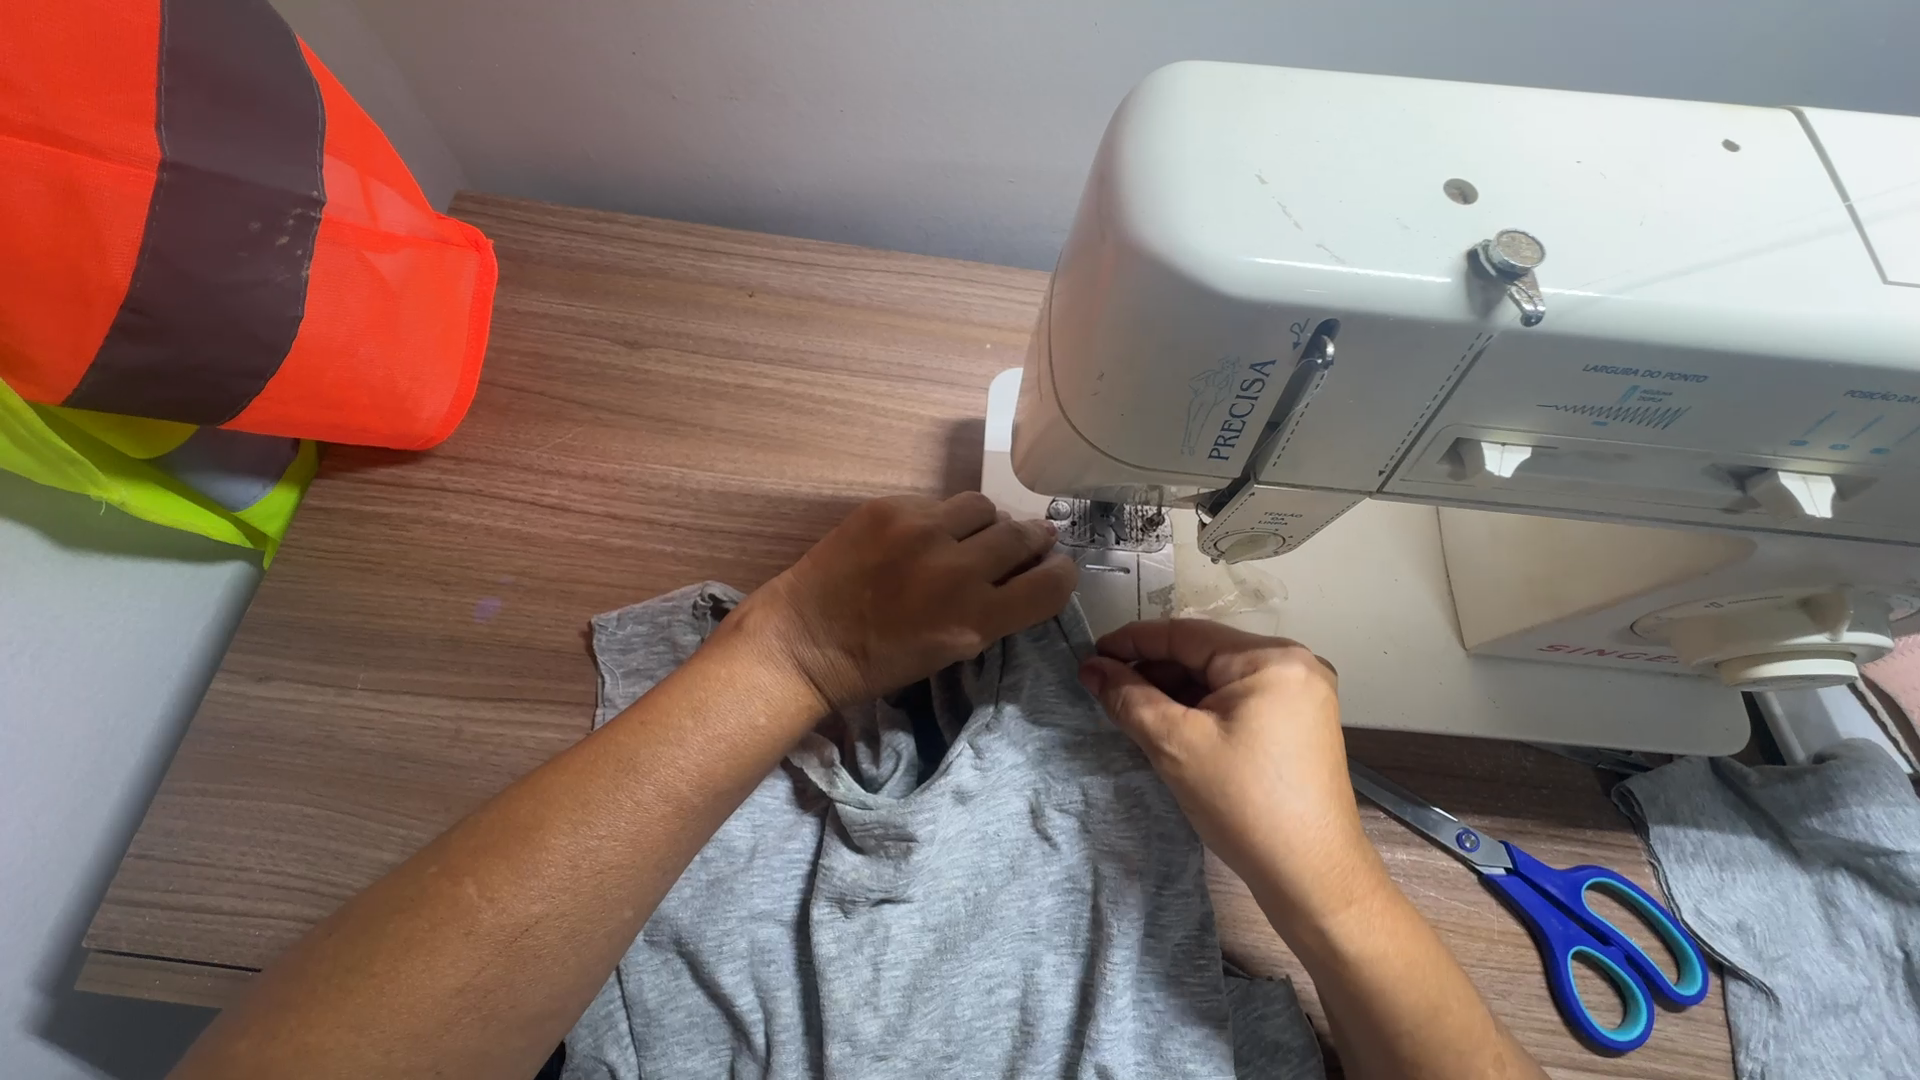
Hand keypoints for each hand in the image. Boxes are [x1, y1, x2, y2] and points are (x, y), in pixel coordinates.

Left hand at [735, 492, 1077, 712]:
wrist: (805, 639)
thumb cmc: (878, 661)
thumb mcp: (950, 651)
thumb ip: (992, 611)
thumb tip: (1022, 571)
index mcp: (975, 620)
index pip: (1051, 584)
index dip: (1061, 573)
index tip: (1055, 567)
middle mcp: (957, 571)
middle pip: (1023, 535)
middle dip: (1032, 538)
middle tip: (1028, 540)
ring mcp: (921, 532)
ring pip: (983, 507)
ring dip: (985, 522)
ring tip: (967, 536)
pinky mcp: (889, 508)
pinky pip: (937, 501)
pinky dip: (939, 518)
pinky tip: (918, 537)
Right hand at [1078, 620, 1381, 923]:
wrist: (1312, 877)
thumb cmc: (1244, 805)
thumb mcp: (1175, 745)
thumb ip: (1129, 698)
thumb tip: (1091, 668)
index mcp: (1270, 659)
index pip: (1184, 634)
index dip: (1131, 642)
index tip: (1091, 657)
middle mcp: (1293, 663)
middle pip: (1203, 652)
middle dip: (1151, 670)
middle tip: (1105, 689)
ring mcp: (1301, 692)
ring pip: (1218, 675)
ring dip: (1173, 689)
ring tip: (1131, 710)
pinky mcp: (1299, 720)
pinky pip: (1237, 696)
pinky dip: (1200, 706)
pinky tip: (1169, 724)